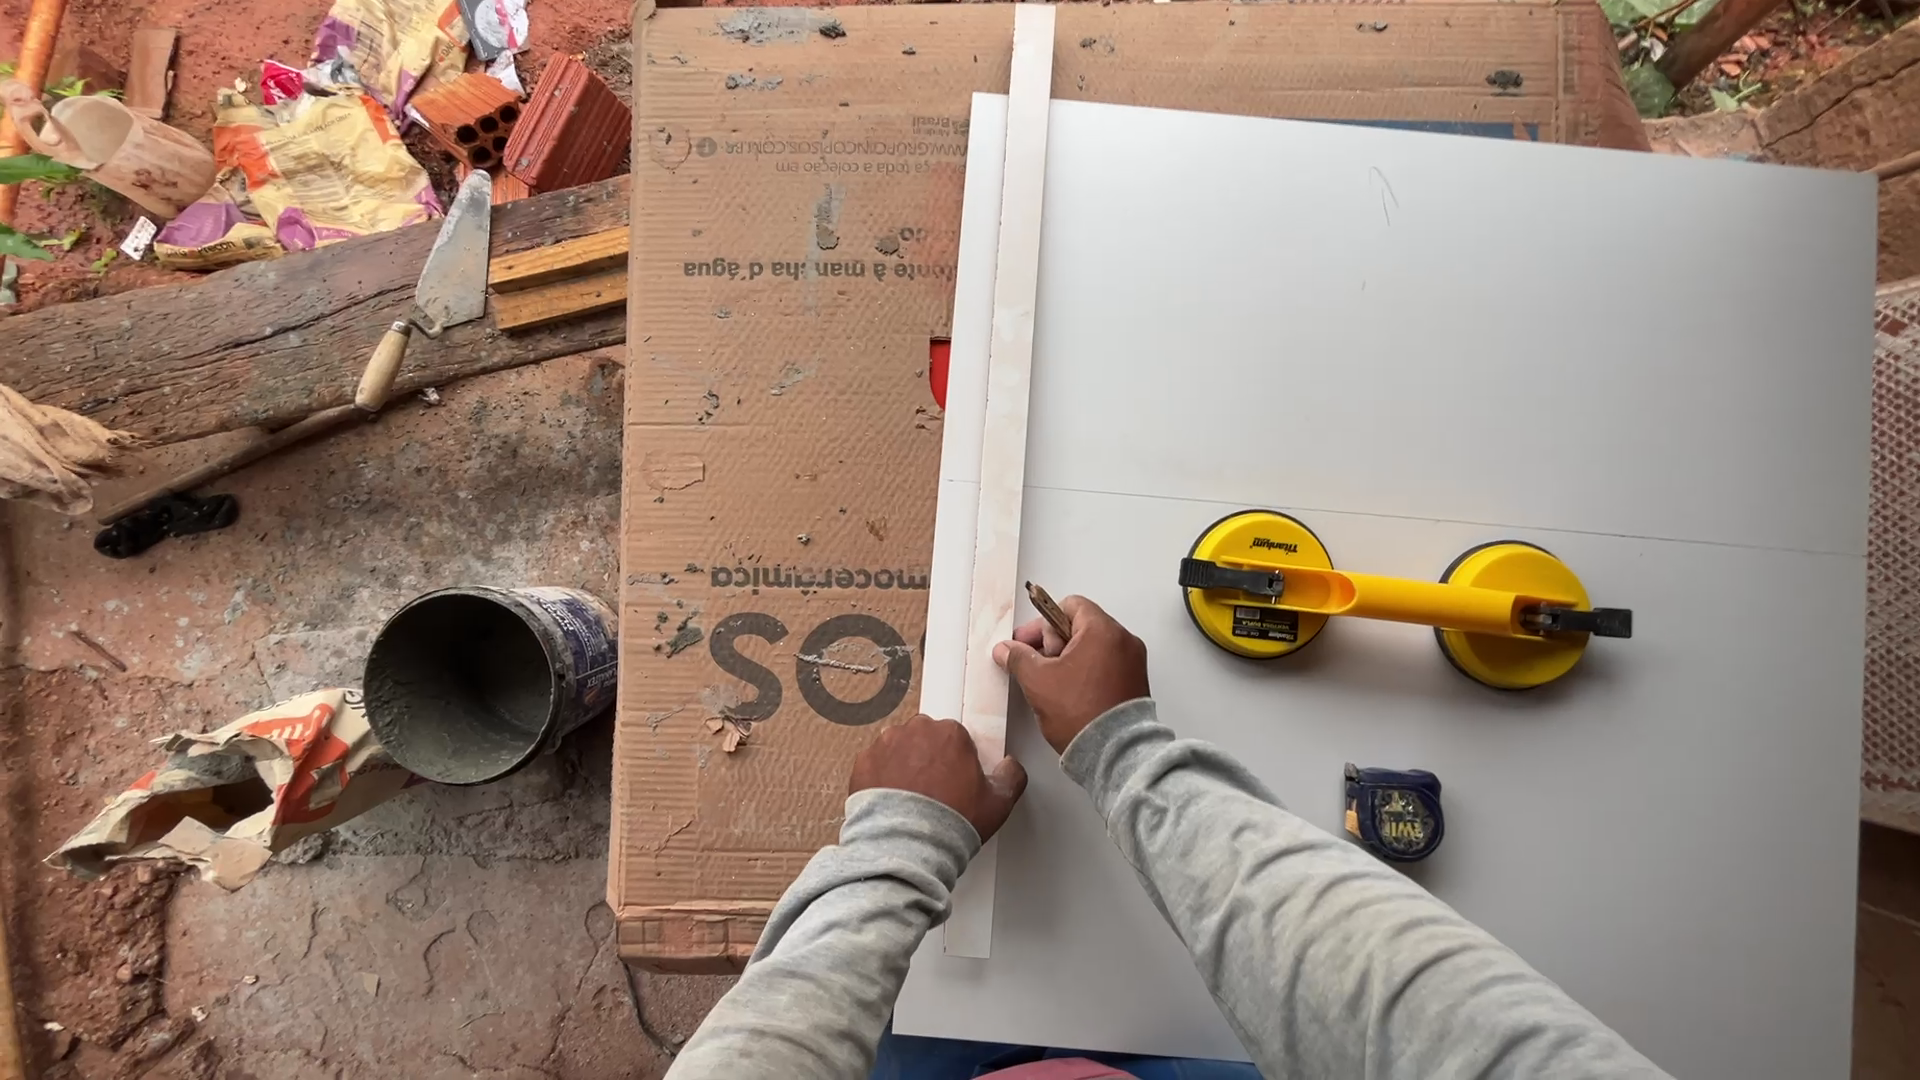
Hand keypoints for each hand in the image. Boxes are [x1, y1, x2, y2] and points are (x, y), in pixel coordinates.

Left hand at [849, 714, 1028, 842]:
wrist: (907, 847)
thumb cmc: (950, 823)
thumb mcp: (998, 804)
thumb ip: (1011, 776)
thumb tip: (1011, 766)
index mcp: (951, 733)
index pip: (955, 736)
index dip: (956, 759)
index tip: (955, 779)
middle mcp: (917, 730)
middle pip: (925, 737)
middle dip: (928, 757)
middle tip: (933, 790)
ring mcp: (886, 744)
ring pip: (899, 747)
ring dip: (904, 764)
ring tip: (910, 798)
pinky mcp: (864, 762)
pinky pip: (875, 763)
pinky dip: (880, 777)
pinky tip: (891, 801)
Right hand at [993, 595, 1149, 753]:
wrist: (1114, 754)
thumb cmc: (1082, 715)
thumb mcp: (1038, 681)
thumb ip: (1018, 658)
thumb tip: (1006, 649)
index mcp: (1103, 630)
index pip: (1069, 606)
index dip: (1043, 623)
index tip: (1028, 642)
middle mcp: (1123, 641)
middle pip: (1080, 625)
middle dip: (1052, 643)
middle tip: (1038, 666)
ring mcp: (1132, 662)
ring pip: (1091, 647)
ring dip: (1067, 658)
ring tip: (1051, 684)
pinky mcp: (1134, 683)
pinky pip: (1105, 665)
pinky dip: (1085, 671)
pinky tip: (1068, 693)